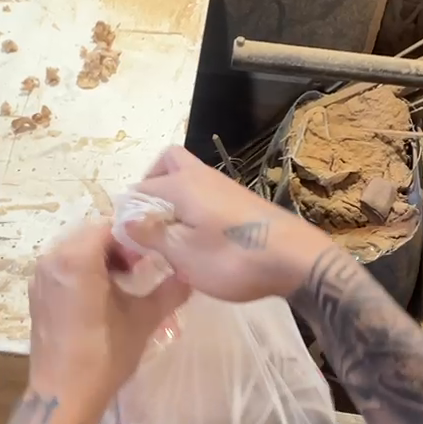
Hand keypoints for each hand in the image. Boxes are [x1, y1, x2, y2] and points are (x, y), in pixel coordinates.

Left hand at [28, 219, 189, 401]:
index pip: (109, 225)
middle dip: (118, 245)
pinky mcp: (38, 293)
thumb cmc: (104, 355)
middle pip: (91, 233)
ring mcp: (40, 276)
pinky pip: (64, 266)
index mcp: (76, 258)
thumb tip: (190, 271)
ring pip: (76, 248)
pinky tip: (104, 295)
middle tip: (142, 267)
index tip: (154, 253)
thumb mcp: (144, 319)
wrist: (64, 396)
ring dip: (102, 257)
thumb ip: (170, 290)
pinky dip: (85, 270)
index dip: (135, 234)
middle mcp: (52, 258)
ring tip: (126, 281)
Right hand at [127, 146, 332, 302]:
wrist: (297, 261)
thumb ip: (152, 235)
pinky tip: (200, 240)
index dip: (129, 212)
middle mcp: (203, 177)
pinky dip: (195, 208)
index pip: (142, 188)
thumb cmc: (233, 259)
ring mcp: (226, 187)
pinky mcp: (243, 202)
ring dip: (175, 199)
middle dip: (153, 184)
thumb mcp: (183, 254)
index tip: (129, 240)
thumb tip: (126, 220)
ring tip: (172, 236)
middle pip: (169, 162)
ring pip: (190, 179)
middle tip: (149, 219)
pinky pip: (208, 194)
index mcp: (182, 184)